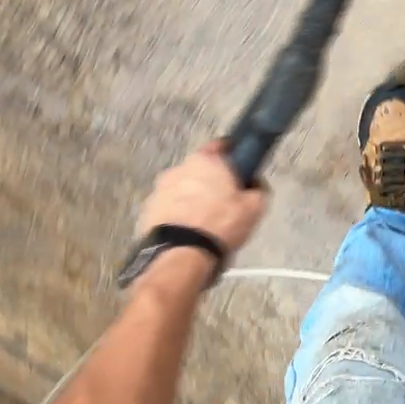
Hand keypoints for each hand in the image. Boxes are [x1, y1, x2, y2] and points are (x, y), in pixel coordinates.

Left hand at [136, 141, 267, 253]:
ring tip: (206, 222)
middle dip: (211, 181)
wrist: (180, 257)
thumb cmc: (220, 223)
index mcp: (205, 160)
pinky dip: (178, 216)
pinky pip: (169, 209)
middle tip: (226, 200)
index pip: (221, 146)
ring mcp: (158, 191)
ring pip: (183, 190)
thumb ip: (258, 188)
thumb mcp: (255, 206)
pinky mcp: (146, 213)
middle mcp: (178, 169)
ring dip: (193, 199)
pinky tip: (190, 232)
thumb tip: (254, 184)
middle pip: (200, 170)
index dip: (233, 156)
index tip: (240, 170)